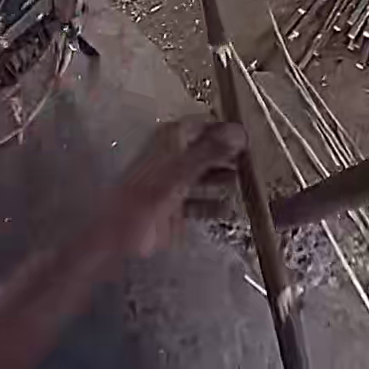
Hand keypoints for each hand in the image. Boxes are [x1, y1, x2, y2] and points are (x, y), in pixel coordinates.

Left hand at [100, 117, 244, 257]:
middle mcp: (173, 158)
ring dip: (223, 177)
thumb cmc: (144, 201)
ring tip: (247, 180)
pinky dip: (214, 203)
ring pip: (204, 175)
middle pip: (205, 150)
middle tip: (252, 159)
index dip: (225, 130)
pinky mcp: (174, 210)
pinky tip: (230, 206)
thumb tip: (239, 132)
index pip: (203, 125)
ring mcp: (173, 184)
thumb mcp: (178, 174)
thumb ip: (208, 152)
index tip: (248, 137)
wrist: (116, 243)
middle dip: (228, 154)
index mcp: (170, 141)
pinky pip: (199, 202)